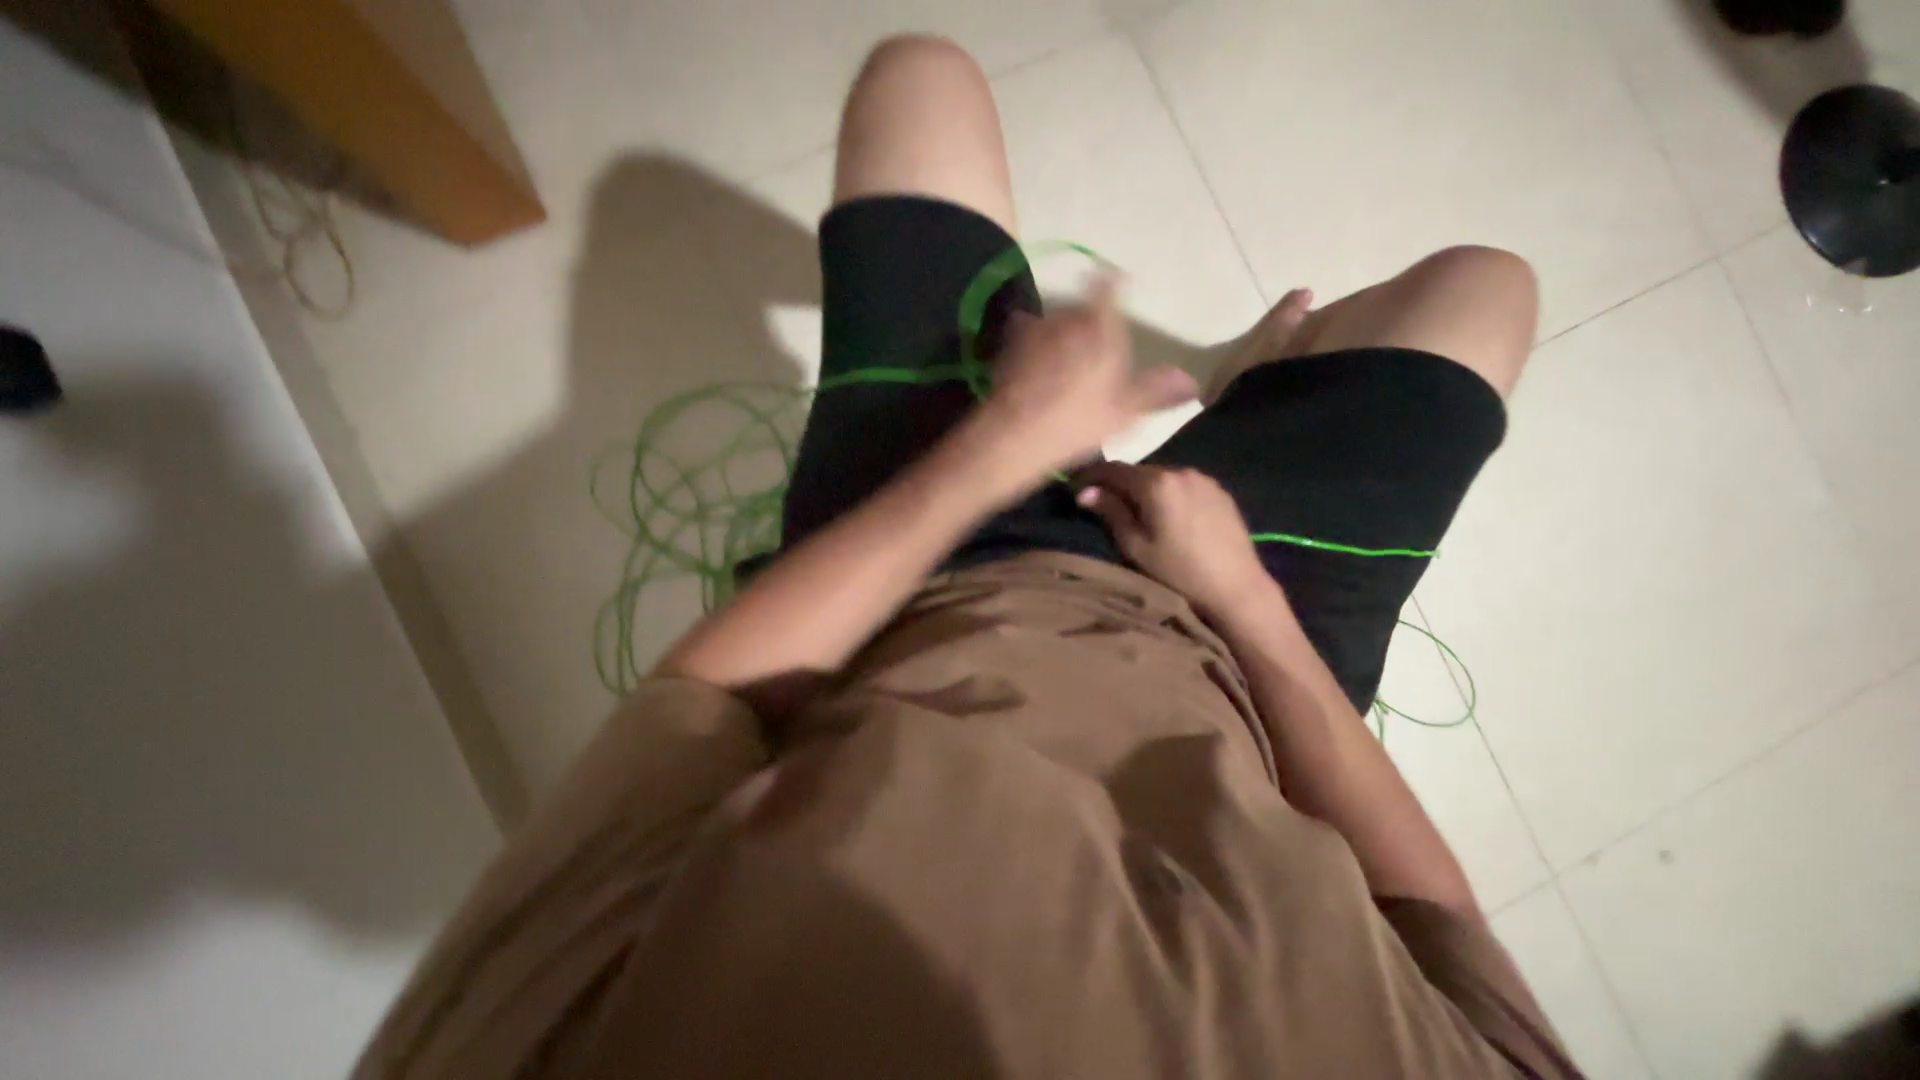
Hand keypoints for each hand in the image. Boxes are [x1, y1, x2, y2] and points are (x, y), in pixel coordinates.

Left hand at [963, 274, 1198, 490]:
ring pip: (1051, 317)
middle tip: (1093, 333)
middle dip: (1085, 312)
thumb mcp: (1126, 412)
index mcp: (1100, 325)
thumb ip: (1157, 391)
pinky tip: (1037, 365)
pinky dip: (1034, 341)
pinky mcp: (1007, 346)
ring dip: (1058, 327)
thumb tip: (1191, 381)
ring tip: (1065, 350)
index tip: (1120, 279)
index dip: (1113, 281)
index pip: (1107, 286)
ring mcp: (1033, 329)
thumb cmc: (1077, 422)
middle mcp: (1066, 317)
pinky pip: (1026, 334)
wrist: (1015, 435)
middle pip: (1077, 303)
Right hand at [1075, 462, 1273, 620]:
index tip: (1075, 490)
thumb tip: (1085, 492)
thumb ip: (1110, 512)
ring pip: (1162, 477)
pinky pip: (1183, 485)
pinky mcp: (1220, 491)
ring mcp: (1204, 479)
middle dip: (1118, 484)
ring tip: (1137, 512)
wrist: (1236, 587)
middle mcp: (1180, 470)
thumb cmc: (1178, 571)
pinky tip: (1169, 516)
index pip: (1113, 468)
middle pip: (1138, 471)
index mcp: (1156, 482)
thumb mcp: (1135, 545)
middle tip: (1104, 504)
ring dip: (1145, 489)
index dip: (1090, 477)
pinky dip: (1169, 494)